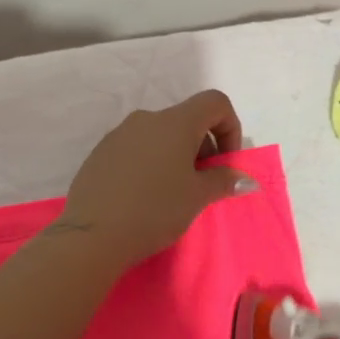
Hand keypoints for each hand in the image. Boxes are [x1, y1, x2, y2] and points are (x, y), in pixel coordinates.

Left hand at [54, 90, 256, 265]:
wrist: (93, 235)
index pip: (215, 103)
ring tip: (170, 194)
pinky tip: (142, 197)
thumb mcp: (196, 198)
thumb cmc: (154, 211)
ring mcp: (118, 135)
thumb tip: (246, 180)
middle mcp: (145, 119)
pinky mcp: (99, 154)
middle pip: (185, 120)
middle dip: (202, 148)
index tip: (225, 163)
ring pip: (158, 137)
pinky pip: (134, 151)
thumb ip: (223, 181)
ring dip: (174, 157)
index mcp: (174, 122)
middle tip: (201, 185)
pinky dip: (149, 165)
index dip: (230, 128)